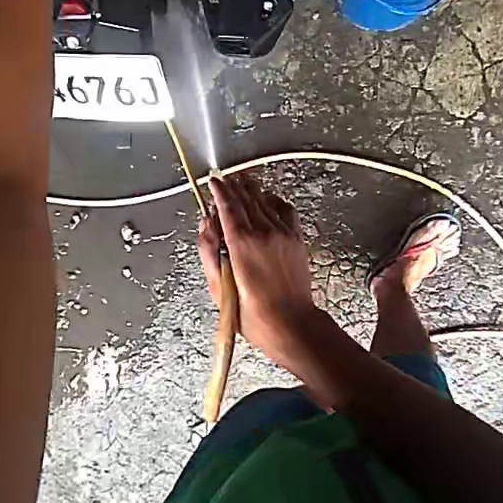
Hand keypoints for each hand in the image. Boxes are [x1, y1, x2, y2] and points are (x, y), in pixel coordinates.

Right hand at [198, 175, 324, 365]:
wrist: (290, 323)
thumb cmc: (252, 313)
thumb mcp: (219, 287)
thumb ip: (209, 252)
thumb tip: (206, 225)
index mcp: (241, 244)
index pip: (227, 205)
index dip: (219, 190)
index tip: (213, 181)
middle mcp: (263, 233)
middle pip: (246, 199)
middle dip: (233, 186)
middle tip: (224, 178)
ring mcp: (283, 234)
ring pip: (264, 201)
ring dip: (251, 190)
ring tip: (242, 182)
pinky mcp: (296, 240)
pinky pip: (285, 210)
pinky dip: (274, 201)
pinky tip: (268, 199)